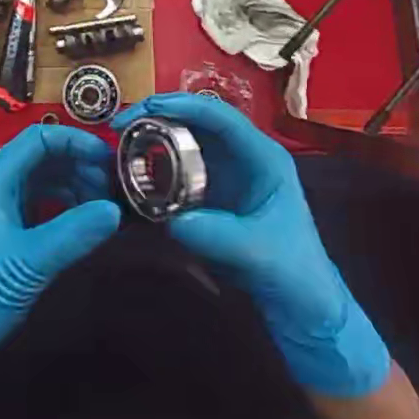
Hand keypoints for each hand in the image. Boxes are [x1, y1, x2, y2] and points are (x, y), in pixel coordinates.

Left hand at [0, 125, 121, 418]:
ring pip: (44, 181)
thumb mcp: (29, 263)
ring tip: (106, 207)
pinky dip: (65, 207)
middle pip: (43, 156)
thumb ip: (73, 233)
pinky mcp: (4, 231)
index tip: (111, 160)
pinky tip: (85, 223)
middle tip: (116, 188)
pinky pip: (40, 204)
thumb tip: (117, 210)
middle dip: (81, 165)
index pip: (39, 138)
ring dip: (76, 185)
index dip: (77, 142)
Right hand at [112, 93, 389, 397]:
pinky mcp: (206, 200)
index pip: (220, 117)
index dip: (181, 106)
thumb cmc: (296, 277)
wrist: (302, 312)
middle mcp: (239, 159)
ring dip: (149, 142)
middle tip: (119, 127)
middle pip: (194, 123)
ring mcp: (221, 178)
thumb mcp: (262, 256)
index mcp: (262, 158)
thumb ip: (222, 237)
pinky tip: (126, 178)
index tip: (143, 110)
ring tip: (115, 148)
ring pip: (180, 145)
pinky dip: (150, 171)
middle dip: (156, 118)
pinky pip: (173, 175)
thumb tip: (174, 221)